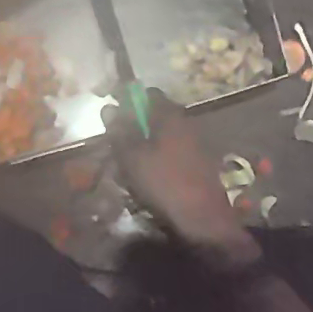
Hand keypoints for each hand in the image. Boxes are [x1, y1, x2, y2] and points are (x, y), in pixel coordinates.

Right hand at [105, 88, 262, 270]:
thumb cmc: (164, 183)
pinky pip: (175, 153)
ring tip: (131, 166)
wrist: (203, 218)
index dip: (128, 100)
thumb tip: (109, 108)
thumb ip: (119, 131)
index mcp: (171, 115)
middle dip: (136, 126)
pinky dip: (160, 159)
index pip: (148, 93)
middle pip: (157, 115)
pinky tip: (151, 178)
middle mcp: (188, 123)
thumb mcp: (132, 157)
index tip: (113, 115)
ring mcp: (198, 143)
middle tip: (119, 145)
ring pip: (165, 136)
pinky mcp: (202, 164)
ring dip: (147, 145)